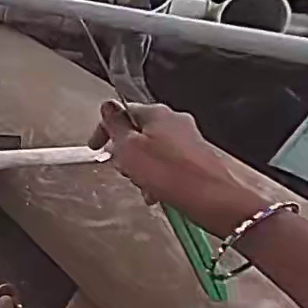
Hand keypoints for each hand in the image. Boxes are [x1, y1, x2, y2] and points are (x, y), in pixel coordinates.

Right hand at [89, 101, 261, 229]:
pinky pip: (166, 164)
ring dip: (139, 168)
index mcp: (157, 113)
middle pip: (137, 132)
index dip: (104, 130)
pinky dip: (156, 177)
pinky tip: (155, 192)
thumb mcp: (129, 148)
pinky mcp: (195, 159)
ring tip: (141, 184)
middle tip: (122, 168)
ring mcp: (187, 140)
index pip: (121, 112)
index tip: (96, 146)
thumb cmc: (171, 175)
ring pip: (150, 150)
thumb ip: (115, 126)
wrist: (212, 199)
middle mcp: (175, 122)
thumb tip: (107, 107)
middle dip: (124, 153)